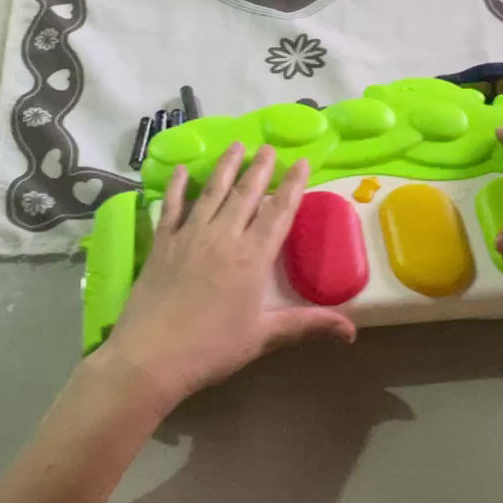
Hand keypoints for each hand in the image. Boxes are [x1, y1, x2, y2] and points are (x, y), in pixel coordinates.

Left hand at [97, 142, 355, 404]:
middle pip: (246, 194)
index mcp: (252, 258)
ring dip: (225, 166)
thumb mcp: (262, 337)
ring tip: (236, 145)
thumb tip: (352, 331)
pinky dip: (176, 186)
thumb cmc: (211, 349)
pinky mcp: (162, 243)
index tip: (302, 162)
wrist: (151, 356)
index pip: (279, 213)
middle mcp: (223, 237)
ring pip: (211, 192)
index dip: (293, 186)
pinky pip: (172, 206)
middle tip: (269, 147)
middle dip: (261, 168)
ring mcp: (189, 236)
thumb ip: (306, 325)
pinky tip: (180, 169)